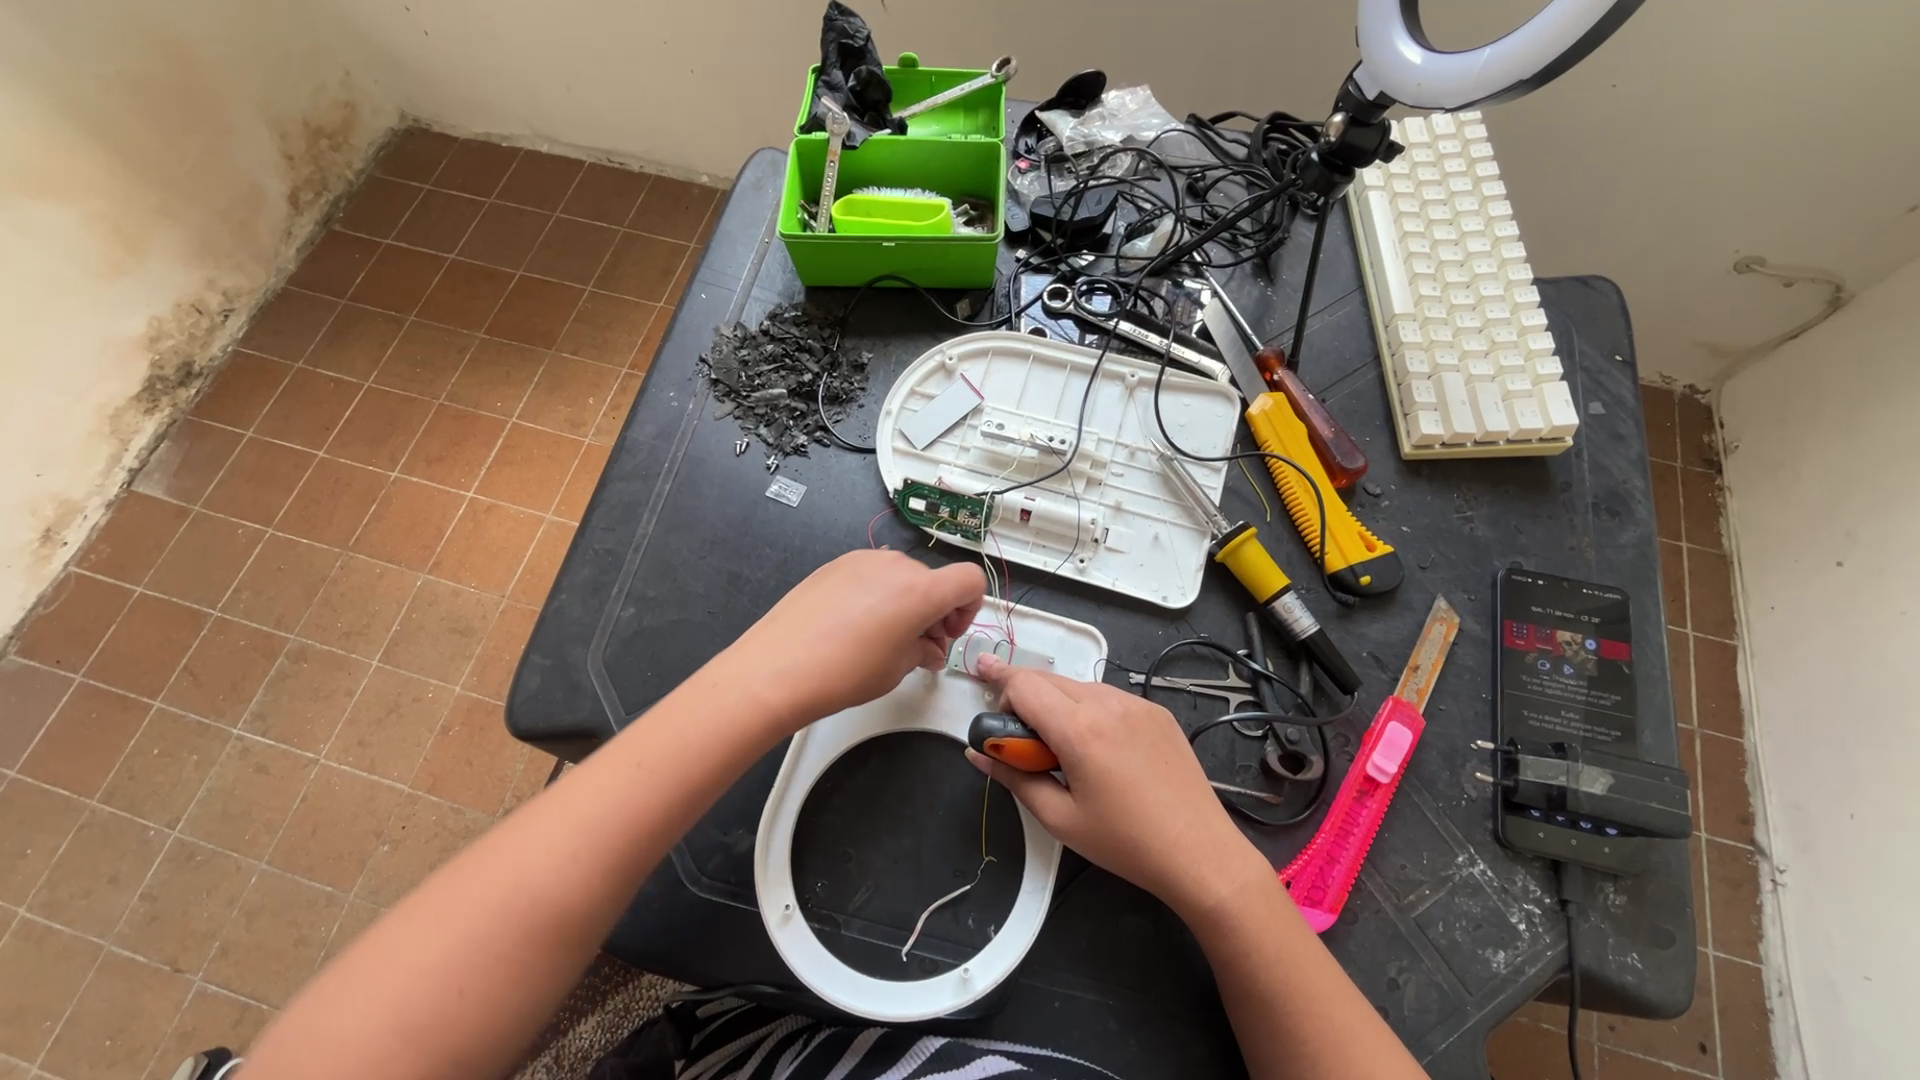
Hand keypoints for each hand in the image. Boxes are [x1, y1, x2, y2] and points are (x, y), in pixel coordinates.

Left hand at [725, 550, 984, 728]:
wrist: (777, 669)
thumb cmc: (841, 672)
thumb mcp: (898, 668)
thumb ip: (924, 650)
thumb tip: (928, 647)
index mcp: (920, 590)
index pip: (970, 580)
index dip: (969, 608)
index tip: (948, 633)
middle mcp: (894, 566)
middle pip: (934, 581)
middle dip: (934, 613)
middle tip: (918, 648)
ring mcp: (861, 561)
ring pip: (901, 577)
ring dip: (905, 604)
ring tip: (883, 642)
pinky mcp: (835, 565)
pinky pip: (871, 576)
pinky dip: (877, 596)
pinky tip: (855, 629)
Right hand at [966, 655, 1270, 918]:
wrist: (1200, 852)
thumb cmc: (1124, 842)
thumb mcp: (1060, 818)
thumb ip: (1014, 777)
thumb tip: (978, 754)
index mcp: (1080, 730)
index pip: (1024, 685)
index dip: (999, 688)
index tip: (984, 693)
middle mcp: (1109, 704)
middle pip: (1049, 678)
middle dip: (1022, 692)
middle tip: (1009, 724)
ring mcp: (1137, 704)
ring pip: (1079, 686)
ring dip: (1055, 702)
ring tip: (1053, 743)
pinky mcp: (1157, 712)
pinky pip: (1109, 697)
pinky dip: (1088, 709)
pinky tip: (1093, 746)